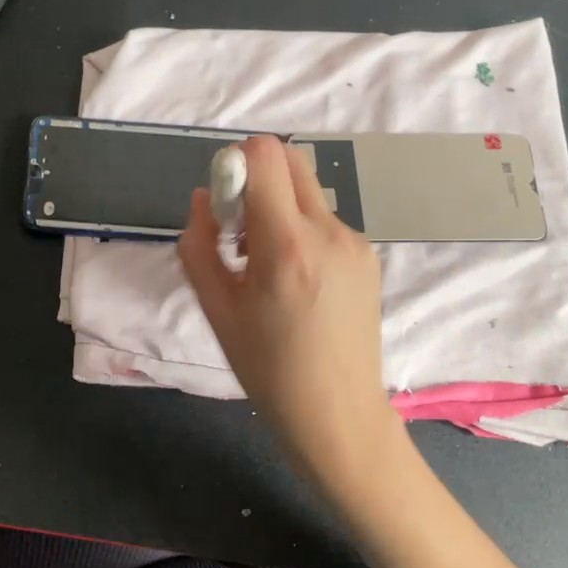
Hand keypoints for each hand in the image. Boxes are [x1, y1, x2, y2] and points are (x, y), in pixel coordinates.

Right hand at [178, 135, 391, 471]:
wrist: (336, 412)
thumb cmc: (266, 368)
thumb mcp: (216, 310)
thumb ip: (199, 246)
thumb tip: (201, 198)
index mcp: (286, 245)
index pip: (265, 155)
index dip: (234, 164)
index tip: (222, 205)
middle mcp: (329, 232)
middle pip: (290, 159)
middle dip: (255, 178)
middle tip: (238, 229)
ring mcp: (356, 242)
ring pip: (307, 193)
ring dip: (278, 208)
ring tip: (264, 267)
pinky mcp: (368, 257)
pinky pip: (325, 222)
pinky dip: (300, 232)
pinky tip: (294, 283)